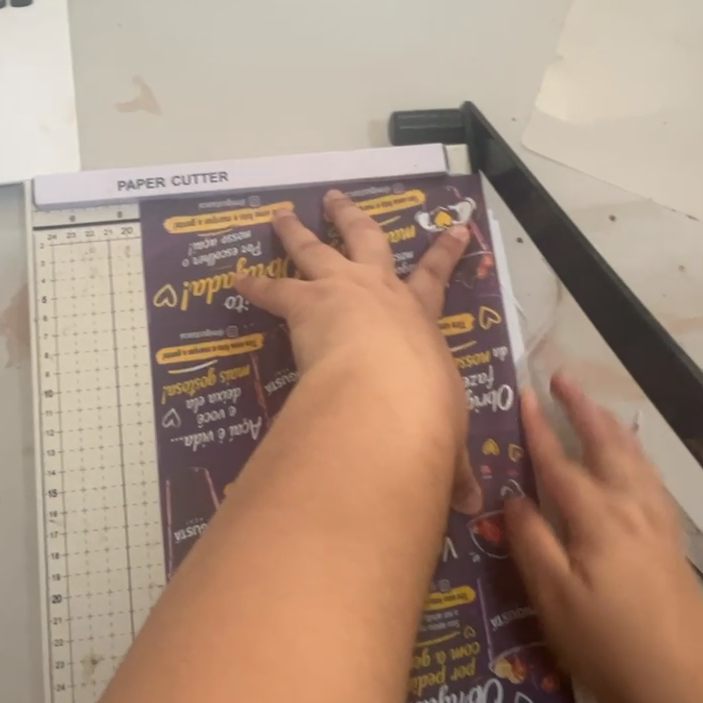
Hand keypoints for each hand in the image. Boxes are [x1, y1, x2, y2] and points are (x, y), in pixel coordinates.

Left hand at [234, 190, 480, 511]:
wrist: (390, 393)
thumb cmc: (425, 409)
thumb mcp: (444, 435)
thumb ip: (450, 467)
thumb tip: (467, 505)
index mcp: (419, 317)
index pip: (436, 277)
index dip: (447, 251)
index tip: (457, 226)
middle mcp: (381, 291)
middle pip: (368, 241)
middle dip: (353, 218)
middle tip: (337, 197)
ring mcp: (342, 290)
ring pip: (316, 250)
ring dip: (297, 231)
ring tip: (281, 213)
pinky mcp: (306, 303)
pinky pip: (274, 289)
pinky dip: (254, 284)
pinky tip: (235, 278)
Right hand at [504, 374, 702, 702]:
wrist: (688, 694)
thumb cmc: (609, 648)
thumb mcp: (554, 598)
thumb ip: (531, 541)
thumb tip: (513, 497)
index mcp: (599, 519)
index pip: (560, 461)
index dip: (538, 428)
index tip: (522, 394)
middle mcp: (632, 510)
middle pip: (607, 446)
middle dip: (583, 410)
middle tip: (563, 378)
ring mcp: (659, 526)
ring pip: (635, 460)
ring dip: (612, 427)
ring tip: (596, 408)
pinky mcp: (672, 544)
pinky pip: (652, 480)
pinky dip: (638, 456)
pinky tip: (635, 464)